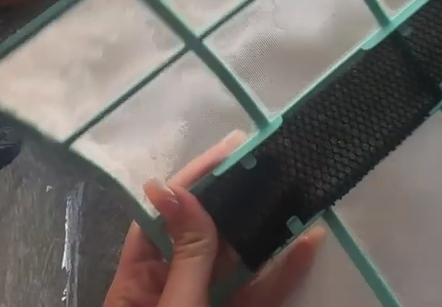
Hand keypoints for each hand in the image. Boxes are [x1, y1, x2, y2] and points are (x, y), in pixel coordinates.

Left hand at [103, 134, 325, 306]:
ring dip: (265, 231)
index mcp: (135, 287)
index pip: (161, 217)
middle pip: (202, 234)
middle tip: (272, 162)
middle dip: (235, 198)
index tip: (231, 150)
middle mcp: (168, 293)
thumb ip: (184, 256)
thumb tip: (170, 186)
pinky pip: (257, 299)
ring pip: (236, 264)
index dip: (193, 181)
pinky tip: (307, 247)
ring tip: (295, 191)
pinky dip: (281, 275)